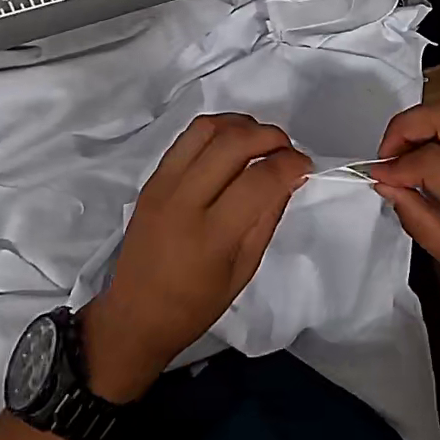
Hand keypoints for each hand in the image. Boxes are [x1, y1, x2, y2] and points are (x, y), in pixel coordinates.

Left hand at [82, 114, 309, 401]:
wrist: (135, 314)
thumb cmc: (195, 304)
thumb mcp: (244, 270)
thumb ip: (267, 218)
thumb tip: (290, 176)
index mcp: (210, 236)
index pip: (259, 180)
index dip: (290, 163)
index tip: (304, 164)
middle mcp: (183, 202)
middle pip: (233, 143)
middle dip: (270, 136)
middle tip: (286, 149)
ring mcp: (162, 185)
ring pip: (207, 129)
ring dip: (241, 125)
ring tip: (259, 141)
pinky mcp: (151, 178)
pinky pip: (187, 138)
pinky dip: (216, 130)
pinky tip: (231, 144)